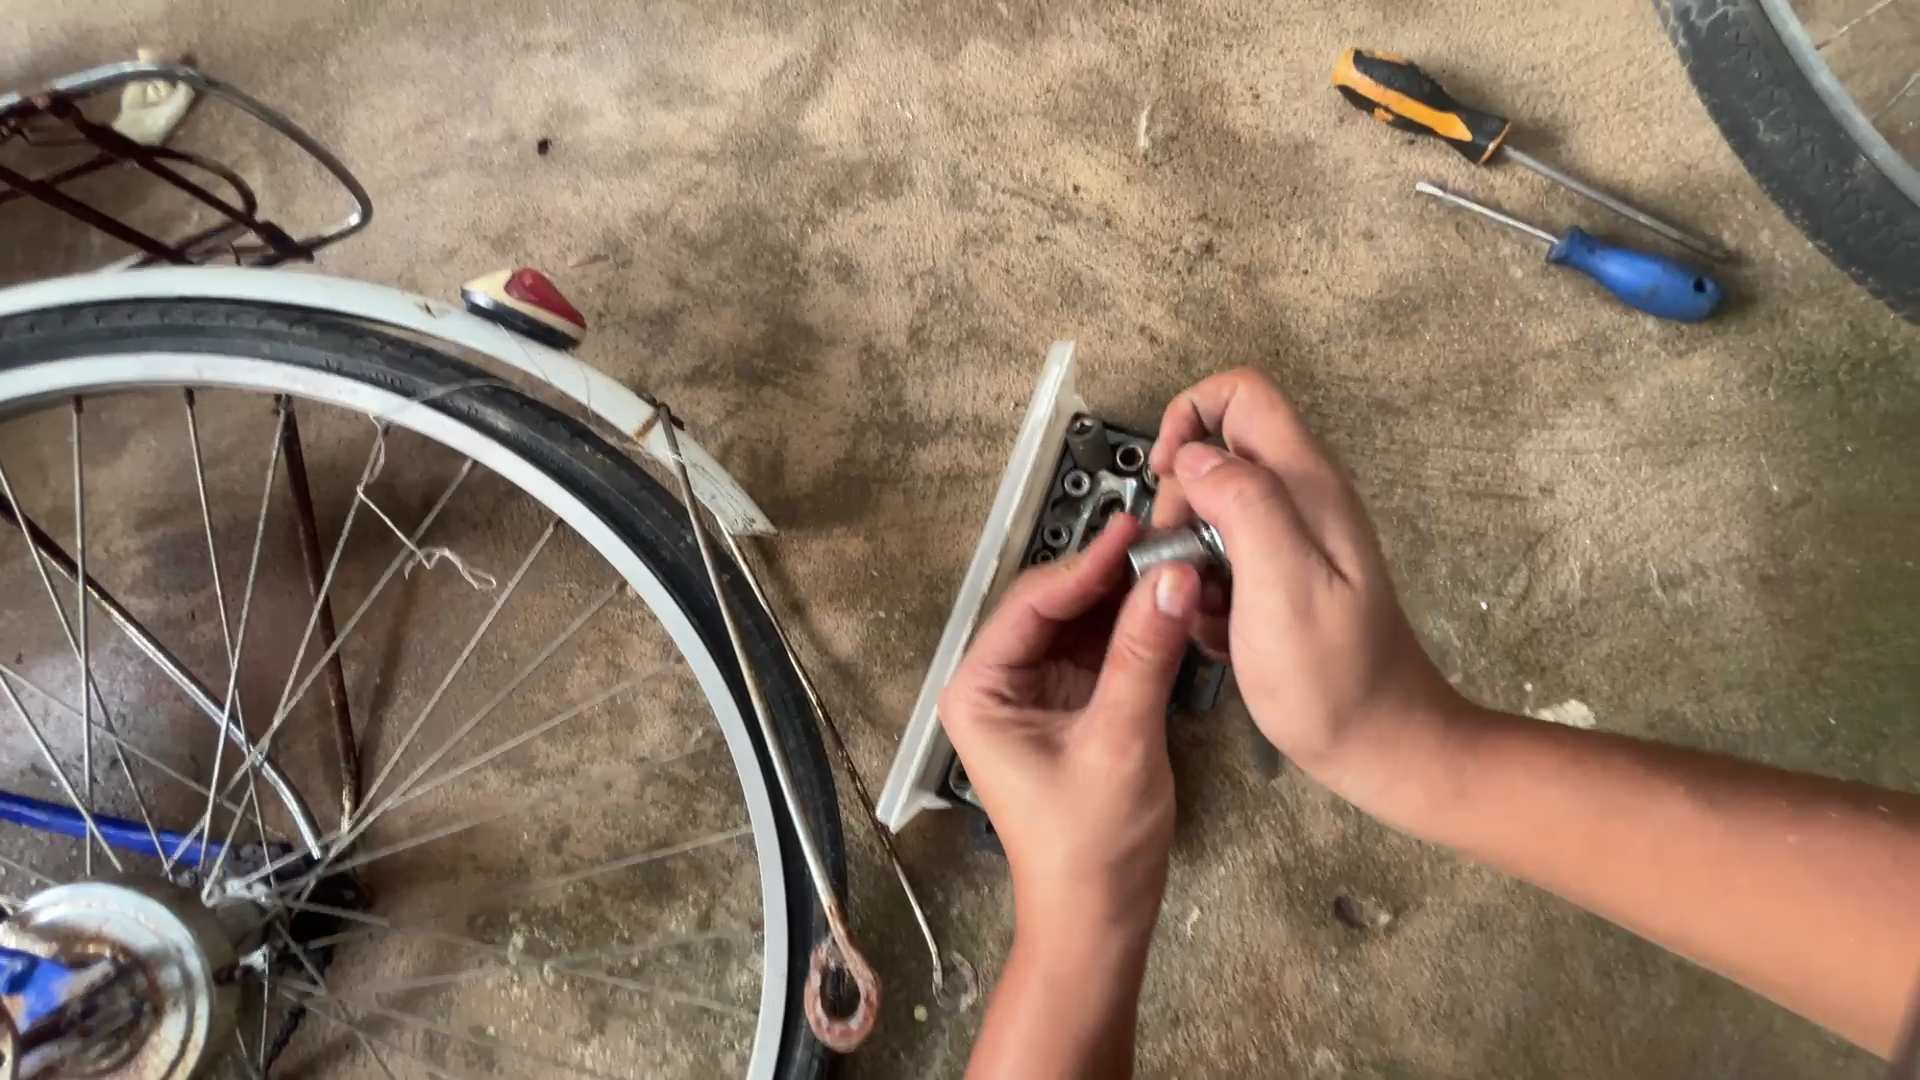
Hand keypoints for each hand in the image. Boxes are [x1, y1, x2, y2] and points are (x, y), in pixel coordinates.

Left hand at [940, 515, 1198, 938]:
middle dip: (1107, 578)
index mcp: (980, 689)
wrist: (1099, 917)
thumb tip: (1173, 579)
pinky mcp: (1069, 703)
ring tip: (1170, 565)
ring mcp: (1035, 691)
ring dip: (1123, 599)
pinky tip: (1164, 605)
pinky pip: (1099, 650)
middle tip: (1160, 543)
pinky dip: (1132, 630)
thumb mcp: (1118, 741)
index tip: (1131, 532)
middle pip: (1053, 607)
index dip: (1084, 565)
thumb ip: (1144, 655)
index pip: (1031, 605)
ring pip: (1079, 623)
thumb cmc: (1089, 847)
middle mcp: (998, 682)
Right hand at [1146, 368, 1463, 806]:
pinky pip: (1218, 552)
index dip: (1189, 418)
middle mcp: (1301, 498)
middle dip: (1179, 501)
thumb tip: (1193, 456)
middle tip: (1185, 561)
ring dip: (1186, 550)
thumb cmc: (1333, 676)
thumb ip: (1242, 505)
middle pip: (1215, 451)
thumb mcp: (1282, 585)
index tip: (1166, 477)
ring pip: (1209, 507)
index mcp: (1306, 486)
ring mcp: (1290, 536)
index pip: (1241, 394)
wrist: (1378, 742)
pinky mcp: (1278, 571)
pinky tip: (1219, 623)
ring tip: (1206, 604)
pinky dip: (1203, 581)